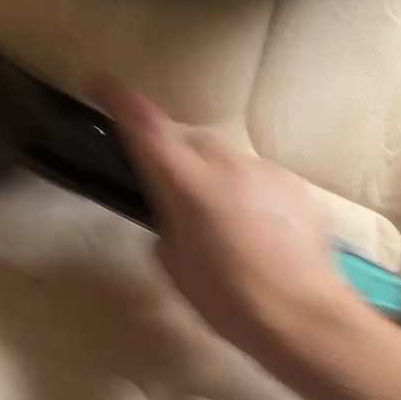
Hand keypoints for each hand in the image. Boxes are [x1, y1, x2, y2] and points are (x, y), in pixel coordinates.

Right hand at [92, 79, 370, 358]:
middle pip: (189, 144)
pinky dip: (249, 199)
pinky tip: (257, 238)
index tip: (99, 84)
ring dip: (216, 184)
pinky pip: (259, 182)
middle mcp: (225, 164)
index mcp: (185, 183)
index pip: (144, 125)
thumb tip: (174, 218)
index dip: (117, 99)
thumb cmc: (226, 300)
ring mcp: (266, 171)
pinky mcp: (296, 186)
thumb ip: (166, 227)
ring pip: (227, 164)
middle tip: (173, 201)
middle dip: (175, 162)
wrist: (301, 315)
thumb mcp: (175, 268)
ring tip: (223, 231)